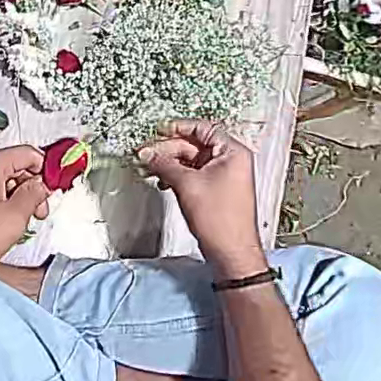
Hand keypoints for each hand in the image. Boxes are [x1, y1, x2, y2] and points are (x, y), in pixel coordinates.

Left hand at [0, 147, 51, 281]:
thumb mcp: (15, 217)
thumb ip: (35, 194)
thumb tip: (43, 184)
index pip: (28, 154)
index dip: (45, 171)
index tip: (52, 187)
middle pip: (15, 164)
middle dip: (30, 186)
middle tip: (38, 209)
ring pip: (2, 175)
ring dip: (16, 194)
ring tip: (20, 219)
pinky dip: (0, 197)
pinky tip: (4, 218)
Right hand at [138, 121, 264, 278]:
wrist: (231, 253)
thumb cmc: (221, 221)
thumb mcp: (187, 184)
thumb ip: (165, 164)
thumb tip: (149, 153)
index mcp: (233, 152)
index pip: (202, 128)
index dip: (178, 127)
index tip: (160, 129)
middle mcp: (231, 161)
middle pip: (195, 144)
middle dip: (169, 148)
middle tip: (147, 152)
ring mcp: (224, 175)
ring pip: (192, 159)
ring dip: (170, 162)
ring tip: (150, 166)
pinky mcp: (217, 189)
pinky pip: (194, 173)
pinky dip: (178, 174)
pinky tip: (163, 179)